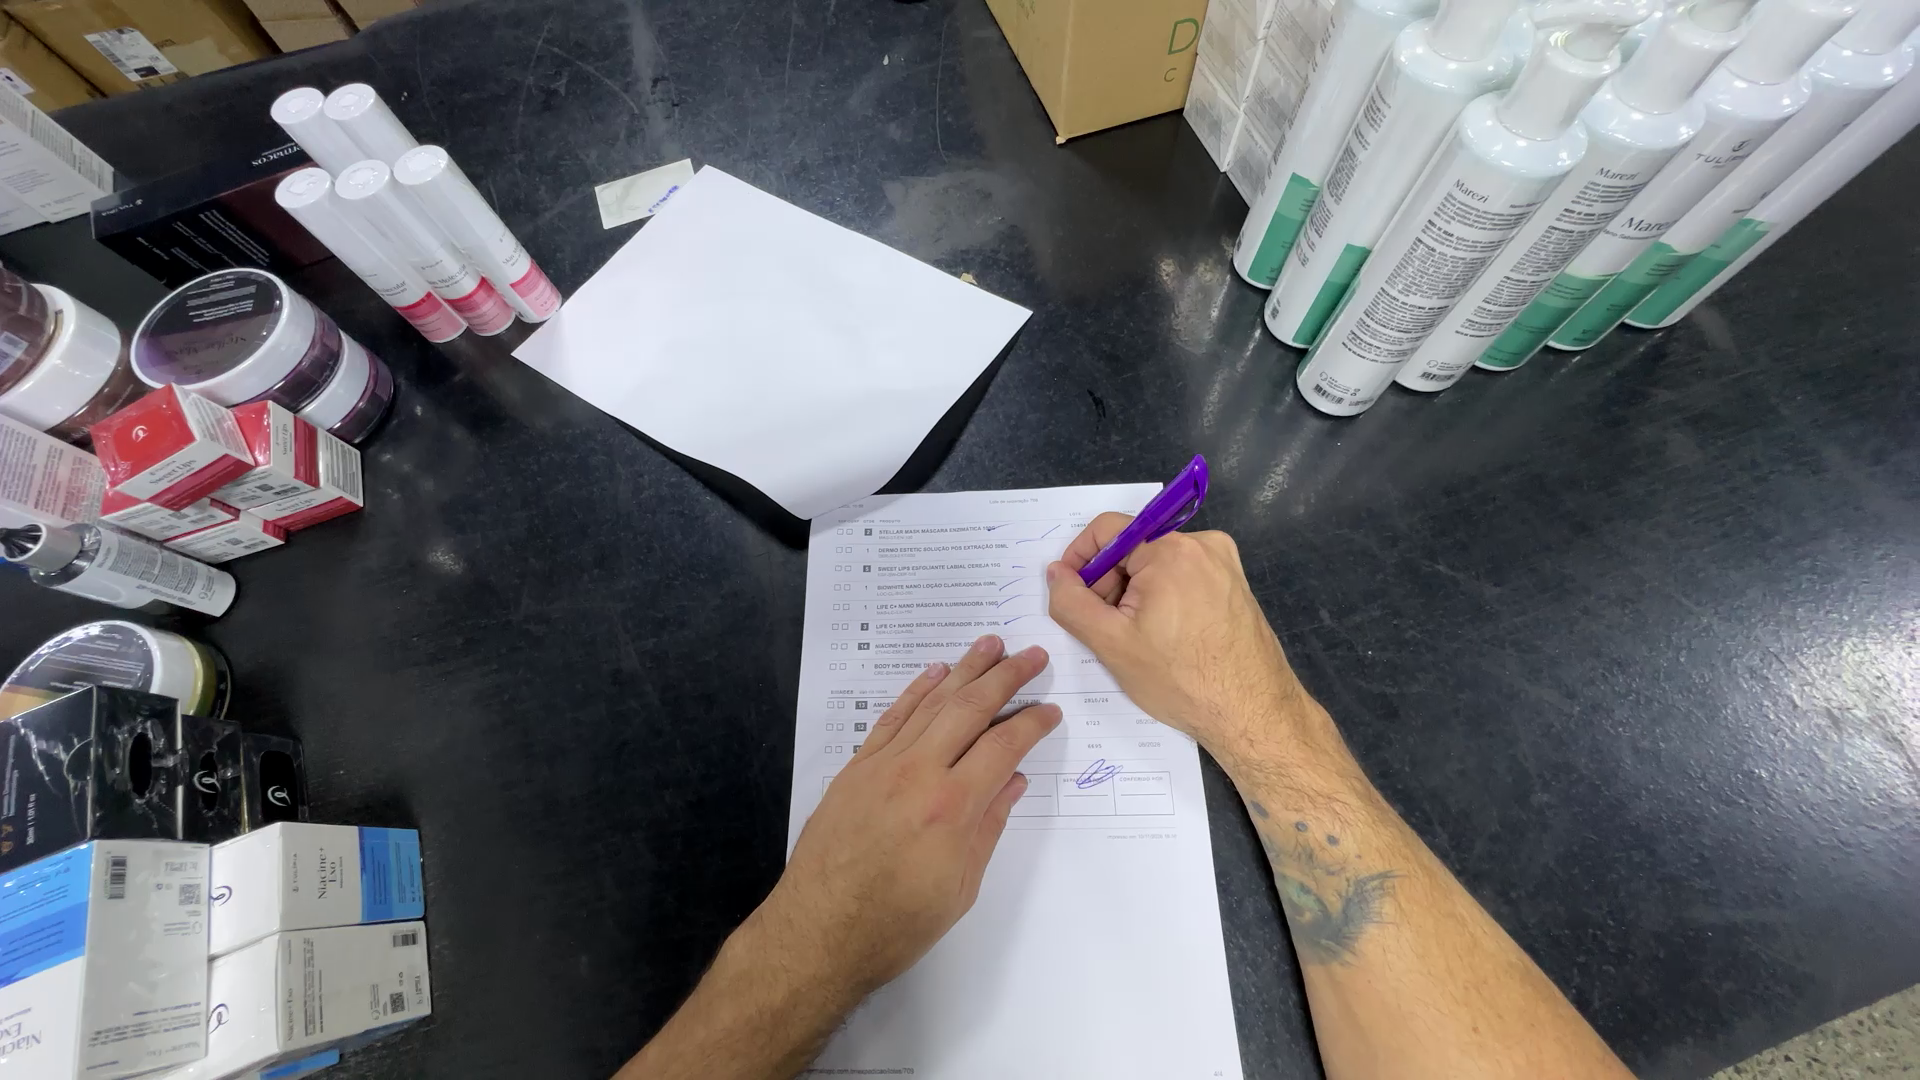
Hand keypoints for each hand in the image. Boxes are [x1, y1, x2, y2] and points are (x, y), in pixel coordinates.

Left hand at [759, 634, 1060, 1000]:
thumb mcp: (960, 887)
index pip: (1003, 746)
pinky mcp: (857, 766)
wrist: (819, 932)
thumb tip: (1014, 779)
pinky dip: (917, 690)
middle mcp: (918, 772)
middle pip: (970, 709)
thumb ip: (989, 825)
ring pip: (932, 703)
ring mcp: (883, 764)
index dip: (1031, 723)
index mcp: (951, 806)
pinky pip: (893, 717)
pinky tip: (936, 672)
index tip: (1050, 709)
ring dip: (965, 669)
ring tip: (990, 644)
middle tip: (1032, 655)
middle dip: (1005, 677)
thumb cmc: (897, 923)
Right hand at [1045, 515, 1307, 767]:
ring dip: (1134, 593)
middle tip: (1104, 626)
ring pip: (1157, 564)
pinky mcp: (1235, 584)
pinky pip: (1183, 577)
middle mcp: (1203, 545)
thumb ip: (1072, 602)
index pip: (1107, 528)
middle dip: (1109, 581)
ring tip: (1136, 639)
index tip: (1072, 593)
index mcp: (1171, 549)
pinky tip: (1163, 638)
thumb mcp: (1110, 643)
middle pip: (1133, 546)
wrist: (1254, 716)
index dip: (1079, 558)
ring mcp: (1224, 564)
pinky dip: (1163, 598)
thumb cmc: (1180, 680)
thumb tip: (1055, 573)